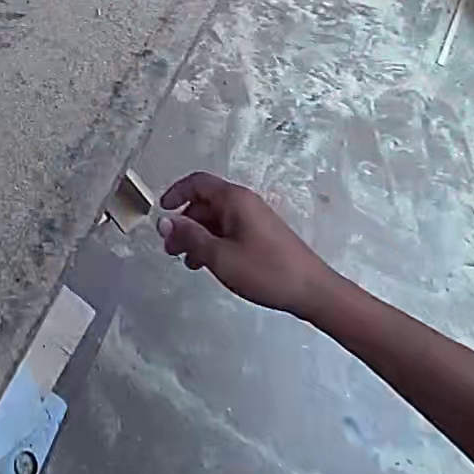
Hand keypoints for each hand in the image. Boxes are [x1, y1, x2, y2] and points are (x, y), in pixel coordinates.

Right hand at [155, 172, 345, 319]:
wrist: (311, 291)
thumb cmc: (265, 270)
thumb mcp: (219, 256)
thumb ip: (189, 236)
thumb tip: (164, 221)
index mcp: (234, 199)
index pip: (197, 182)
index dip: (176, 193)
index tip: (161, 212)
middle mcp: (243, 202)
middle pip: (204, 202)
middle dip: (184, 222)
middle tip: (170, 248)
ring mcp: (253, 218)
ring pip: (215, 218)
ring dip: (197, 235)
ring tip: (186, 261)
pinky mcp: (260, 234)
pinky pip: (228, 230)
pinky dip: (213, 242)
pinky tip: (207, 263)